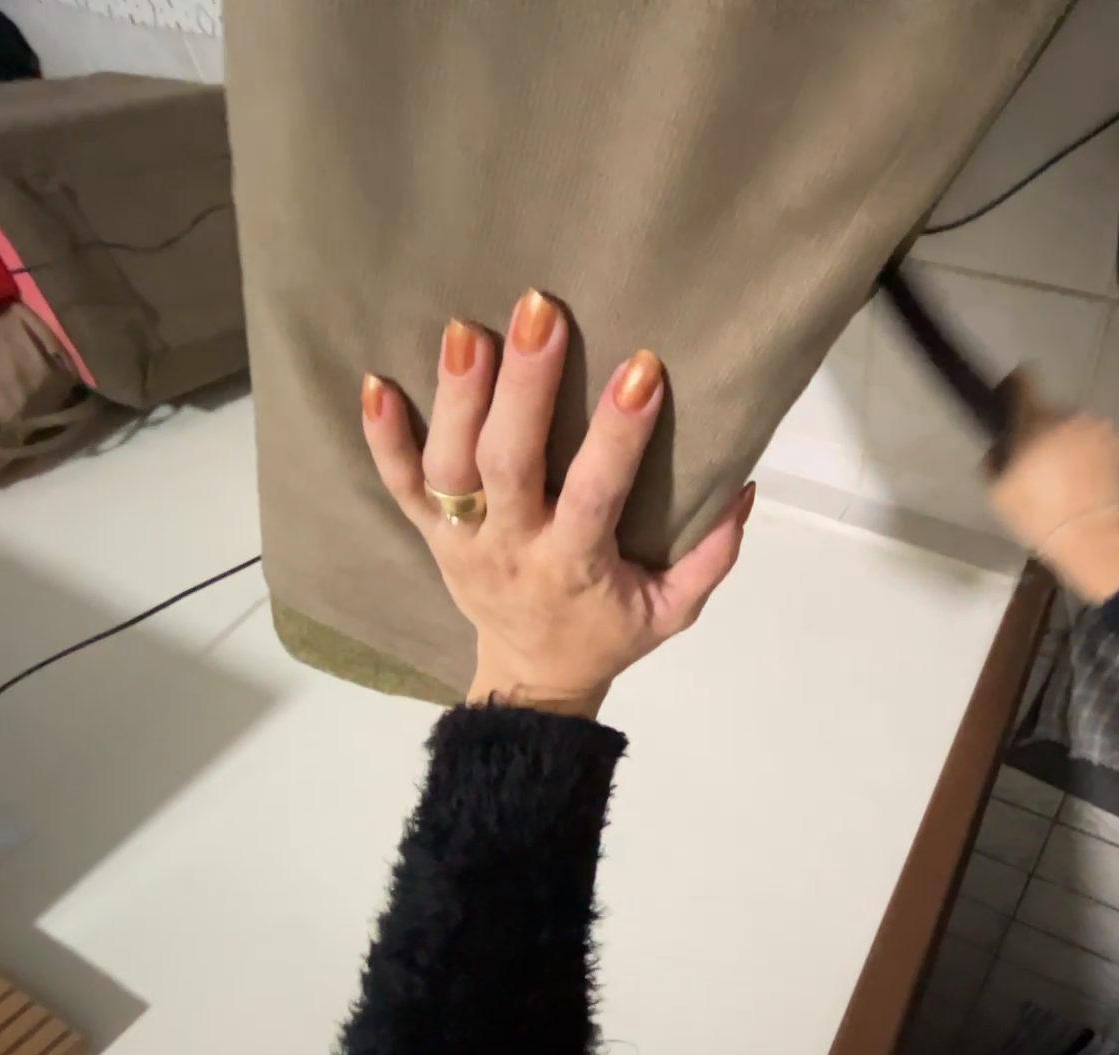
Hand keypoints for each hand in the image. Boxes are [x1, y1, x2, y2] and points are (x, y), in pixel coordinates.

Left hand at [361, 289, 753, 715]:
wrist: (533, 677)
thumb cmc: (609, 636)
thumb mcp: (675, 613)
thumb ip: (712, 558)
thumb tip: (742, 489)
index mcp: (575, 564)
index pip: (595, 491)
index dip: (618, 433)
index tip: (642, 370)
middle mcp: (511, 547)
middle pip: (508, 463)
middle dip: (524, 387)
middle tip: (541, 314)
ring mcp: (460, 540)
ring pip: (448, 466)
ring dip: (457, 396)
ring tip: (469, 329)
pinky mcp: (430, 536)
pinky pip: (399, 486)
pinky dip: (383, 437)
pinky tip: (376, 382)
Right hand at [987, 371, 1118, 601]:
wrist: (1092, 536)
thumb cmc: (1038, 515)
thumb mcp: (998, 494)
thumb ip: (993, 461)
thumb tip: (997, 449)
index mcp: (1034, 422)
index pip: (1022, 382)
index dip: (1013, 386)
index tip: (1010, 396)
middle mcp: (1068, 414)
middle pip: (1049, 411)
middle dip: (1043, 428)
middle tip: (1038, 459)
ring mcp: (1098, 427)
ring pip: (1075, 425)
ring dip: (1069, 439)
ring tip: (1065, 472)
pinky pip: (1097, 438)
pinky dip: (1091, 450)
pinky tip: (1086, 476)